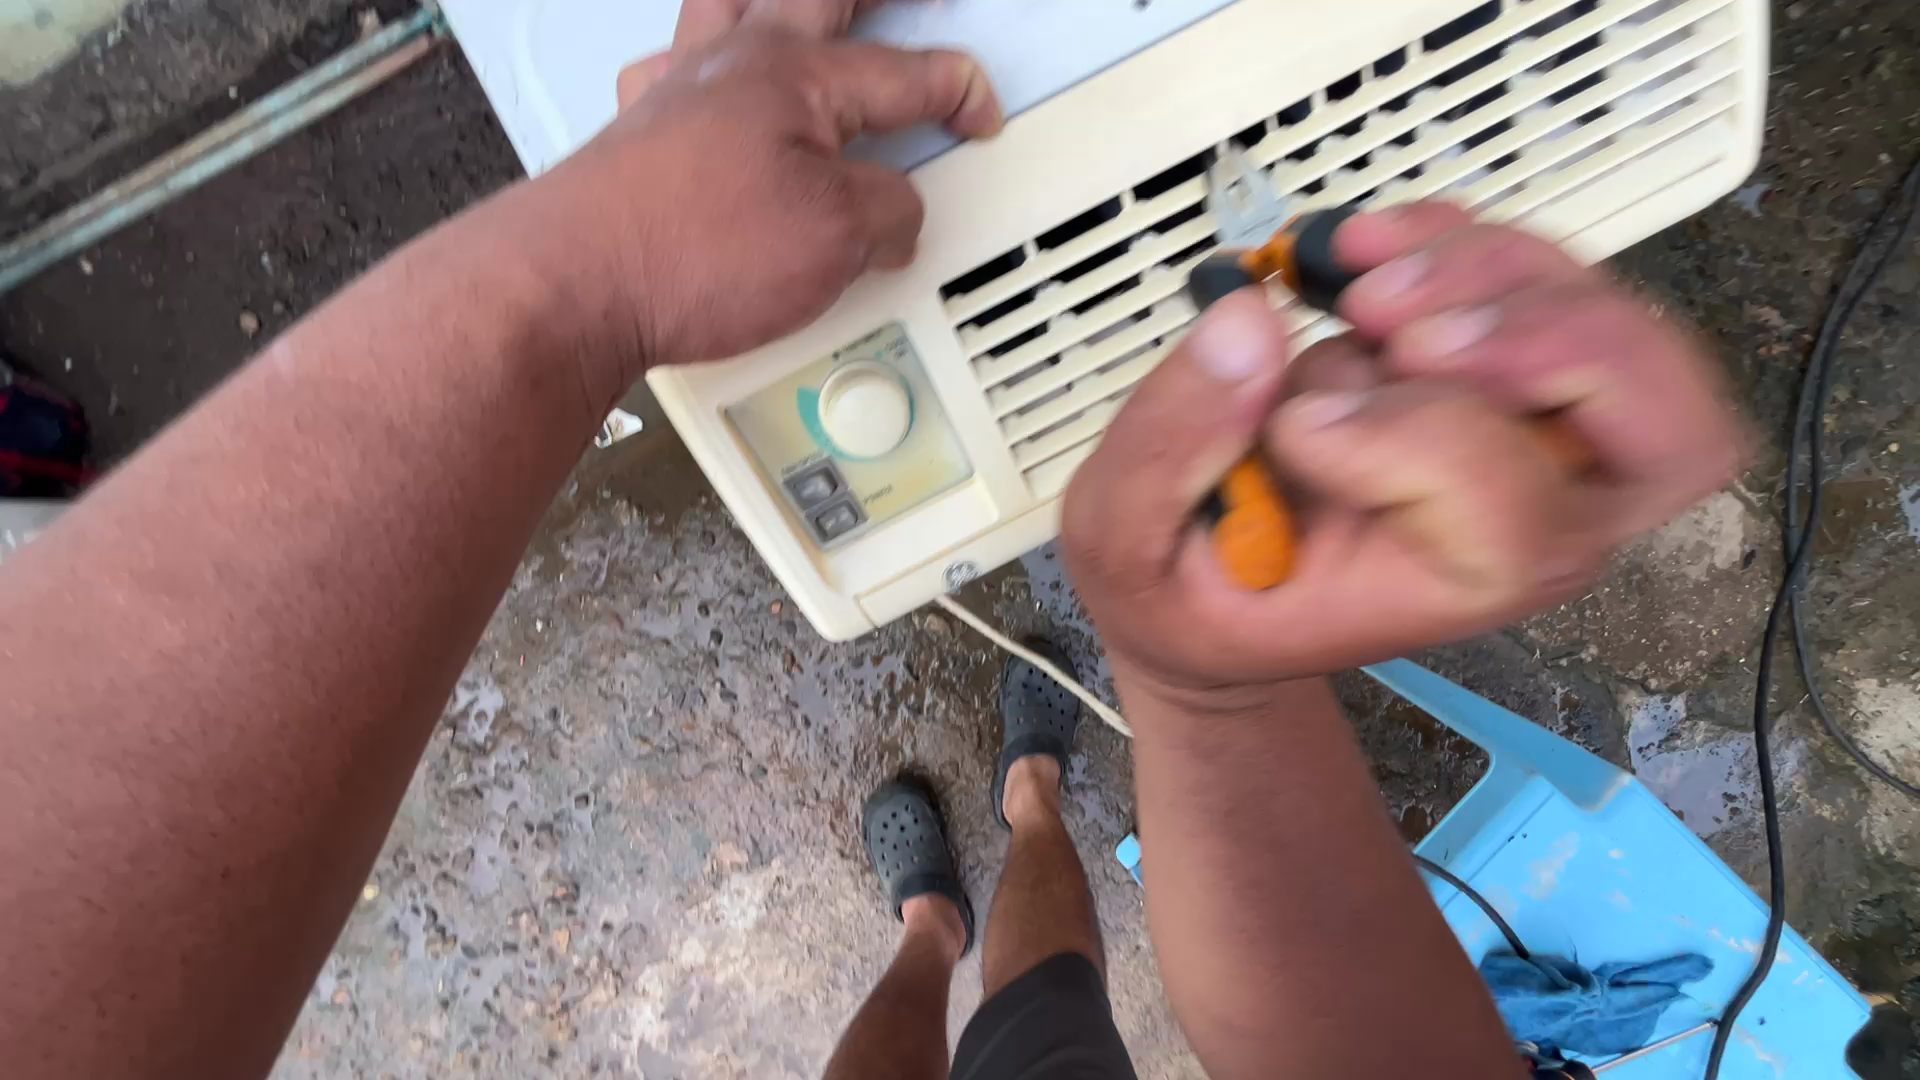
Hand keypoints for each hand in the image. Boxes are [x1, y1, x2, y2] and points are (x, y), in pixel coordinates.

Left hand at [547, 0, 1001, 378]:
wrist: (584, 286)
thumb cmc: (692, 251)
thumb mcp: (834, 238)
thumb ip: (888, 214)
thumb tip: (899, 216)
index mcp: (793, 77)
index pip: (903, 75)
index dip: (957, 91)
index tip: (981, 114)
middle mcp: (733, 66)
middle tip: (902, 1)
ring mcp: (682, 91)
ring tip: (814, 8)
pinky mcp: (647, 132)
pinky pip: (681, 57)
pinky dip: (712, 45)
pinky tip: (721, 65)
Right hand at [1060, 201, 1744, 712]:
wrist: (1206, 601)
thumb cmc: (1170, 596)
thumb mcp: (1118, 543)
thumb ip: (1167, 450)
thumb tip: (1249, 320)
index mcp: (1428, 591)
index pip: (1506, 511)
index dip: (1406, 437)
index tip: (1289, 422)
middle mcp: (1506, 528)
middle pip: (1648, 421)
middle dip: (1531, 337)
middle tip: (1384, 314)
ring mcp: (1506, 454)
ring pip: (1608, 333)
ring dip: (1486, 270)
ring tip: (1351, 265)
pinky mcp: (1473, 396)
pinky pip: (1535, 291)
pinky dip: (1459, 243)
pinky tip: (1363, 250)